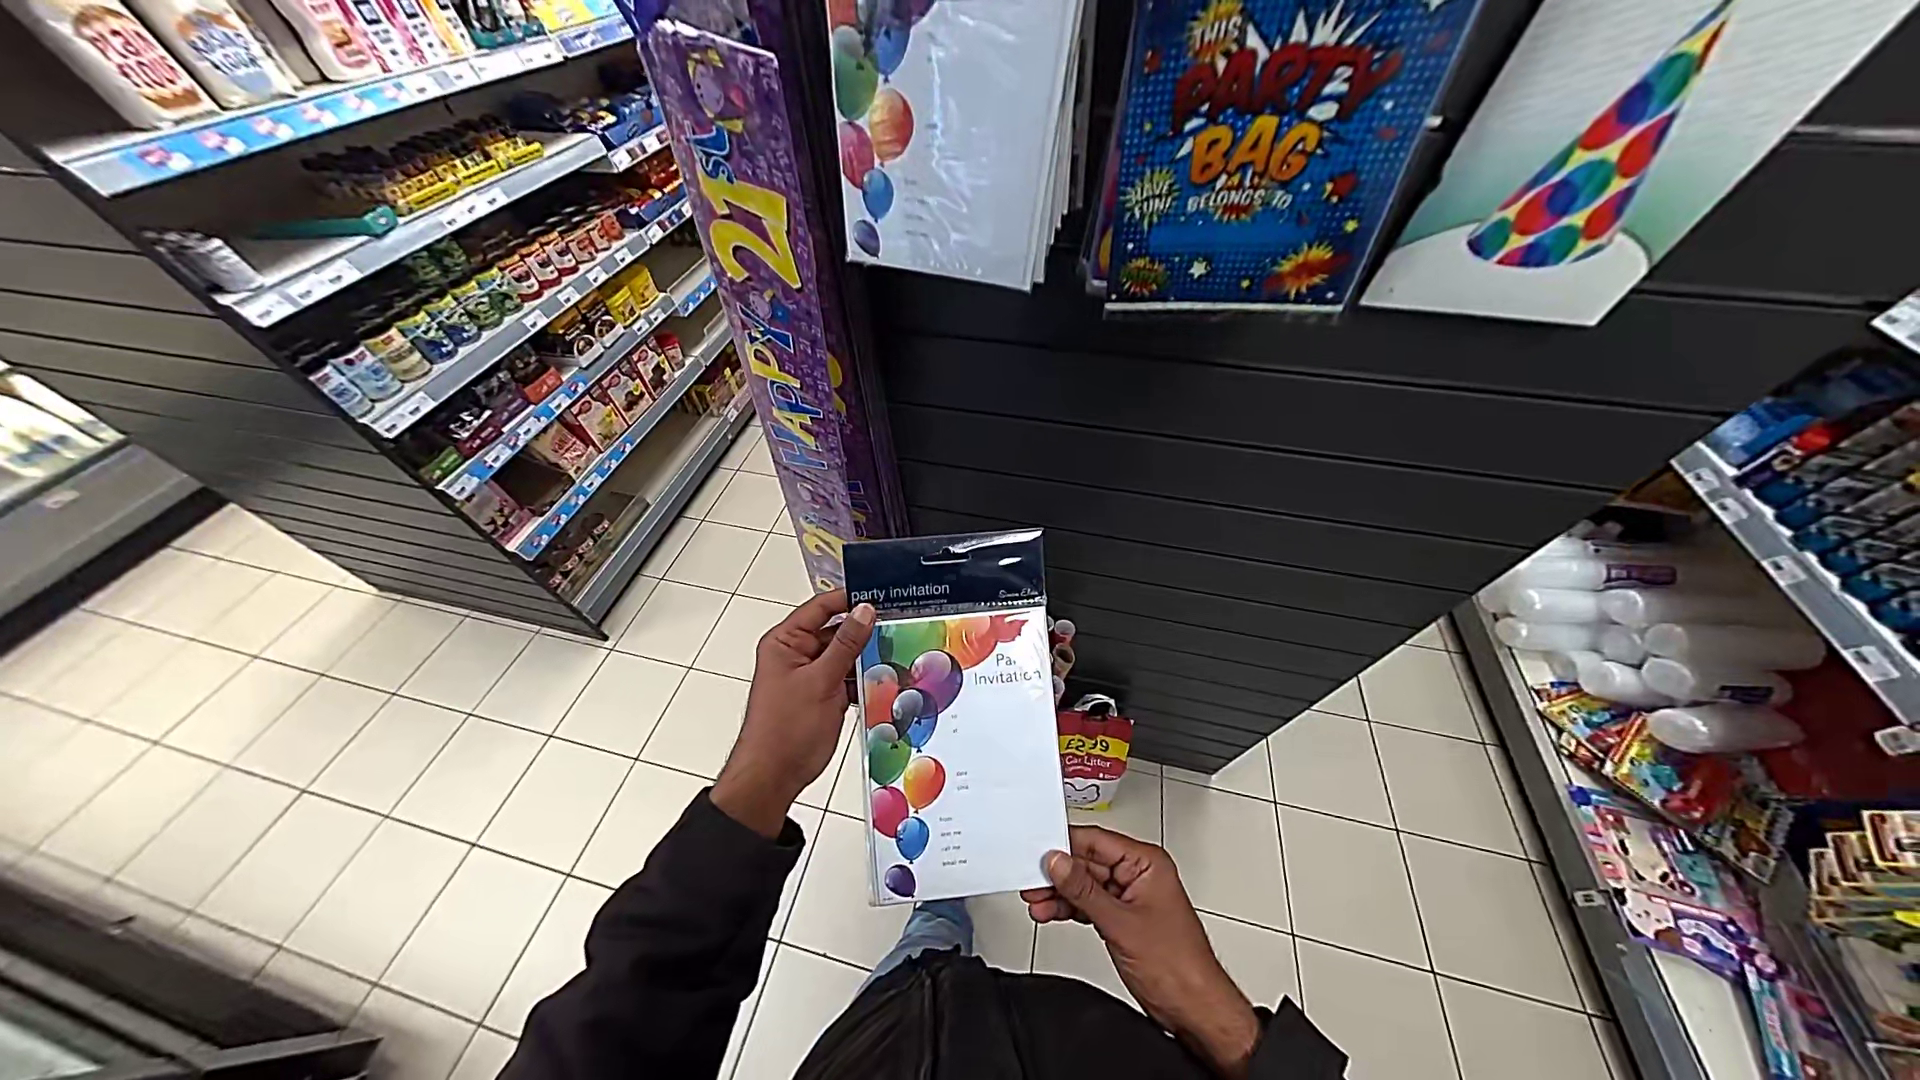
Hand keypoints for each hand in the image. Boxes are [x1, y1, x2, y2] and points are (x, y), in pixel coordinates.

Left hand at [712, 589, 874, 837]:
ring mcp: (812, 675)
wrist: (773, 777)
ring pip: (847, 656)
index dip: (849, 599)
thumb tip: (865, 611)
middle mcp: (797, 654)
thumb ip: (845, 644)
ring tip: (898, 654)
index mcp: (786, 642)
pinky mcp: (824, 695)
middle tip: (898, 626)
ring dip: (869, 658)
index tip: (880, 596)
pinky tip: (889, 680)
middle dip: (866, 632)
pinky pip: (849, 678)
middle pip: (837, 631)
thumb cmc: (783, 729)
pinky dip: (866, 679)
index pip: (821, 608)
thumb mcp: (820, 680)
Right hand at [1023, 826, 1259, 1077]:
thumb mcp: (1121, 923)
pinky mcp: (1122, 916)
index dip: (1066, 845)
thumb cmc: (1180, 967)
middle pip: (1088, 862)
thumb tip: (1058, 862)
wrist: (1195, 1011)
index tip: (1040, 852)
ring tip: (1036, 899)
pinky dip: (1069, 908)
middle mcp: (1138, 874)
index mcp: (1146, 862)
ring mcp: (1129, 896)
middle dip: (1059, 873)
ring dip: (1060, 893)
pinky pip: (1089, 902)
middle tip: (1033, 879)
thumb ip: (1084, 890)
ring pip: (1085, 884)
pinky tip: (1051, 911)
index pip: (1097, 841)